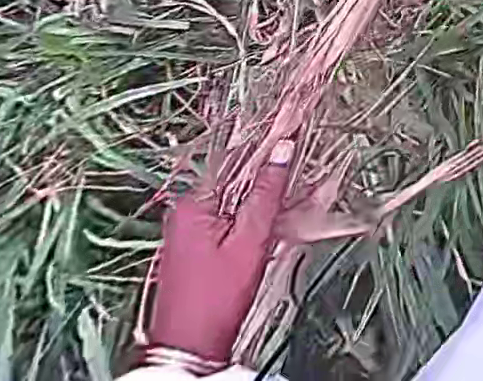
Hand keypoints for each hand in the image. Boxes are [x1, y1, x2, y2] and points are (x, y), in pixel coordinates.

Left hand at [148, 141, 294, 362]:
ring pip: (234, 195)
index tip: (293, 130)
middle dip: (267, 172)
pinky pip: (228, 214)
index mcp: (192, 202)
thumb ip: (267, 192)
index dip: (268, 144)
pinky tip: (270, 218)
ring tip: (289, 190)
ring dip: (261, 194)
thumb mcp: (250, 240)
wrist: (189, 352)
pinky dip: (249, 212)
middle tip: (297, 161)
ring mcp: (188, 227)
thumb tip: (283, 150)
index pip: (236, 156)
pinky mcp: (195, 243)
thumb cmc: (215, 301)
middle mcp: (185, 209)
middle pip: (235, 175)